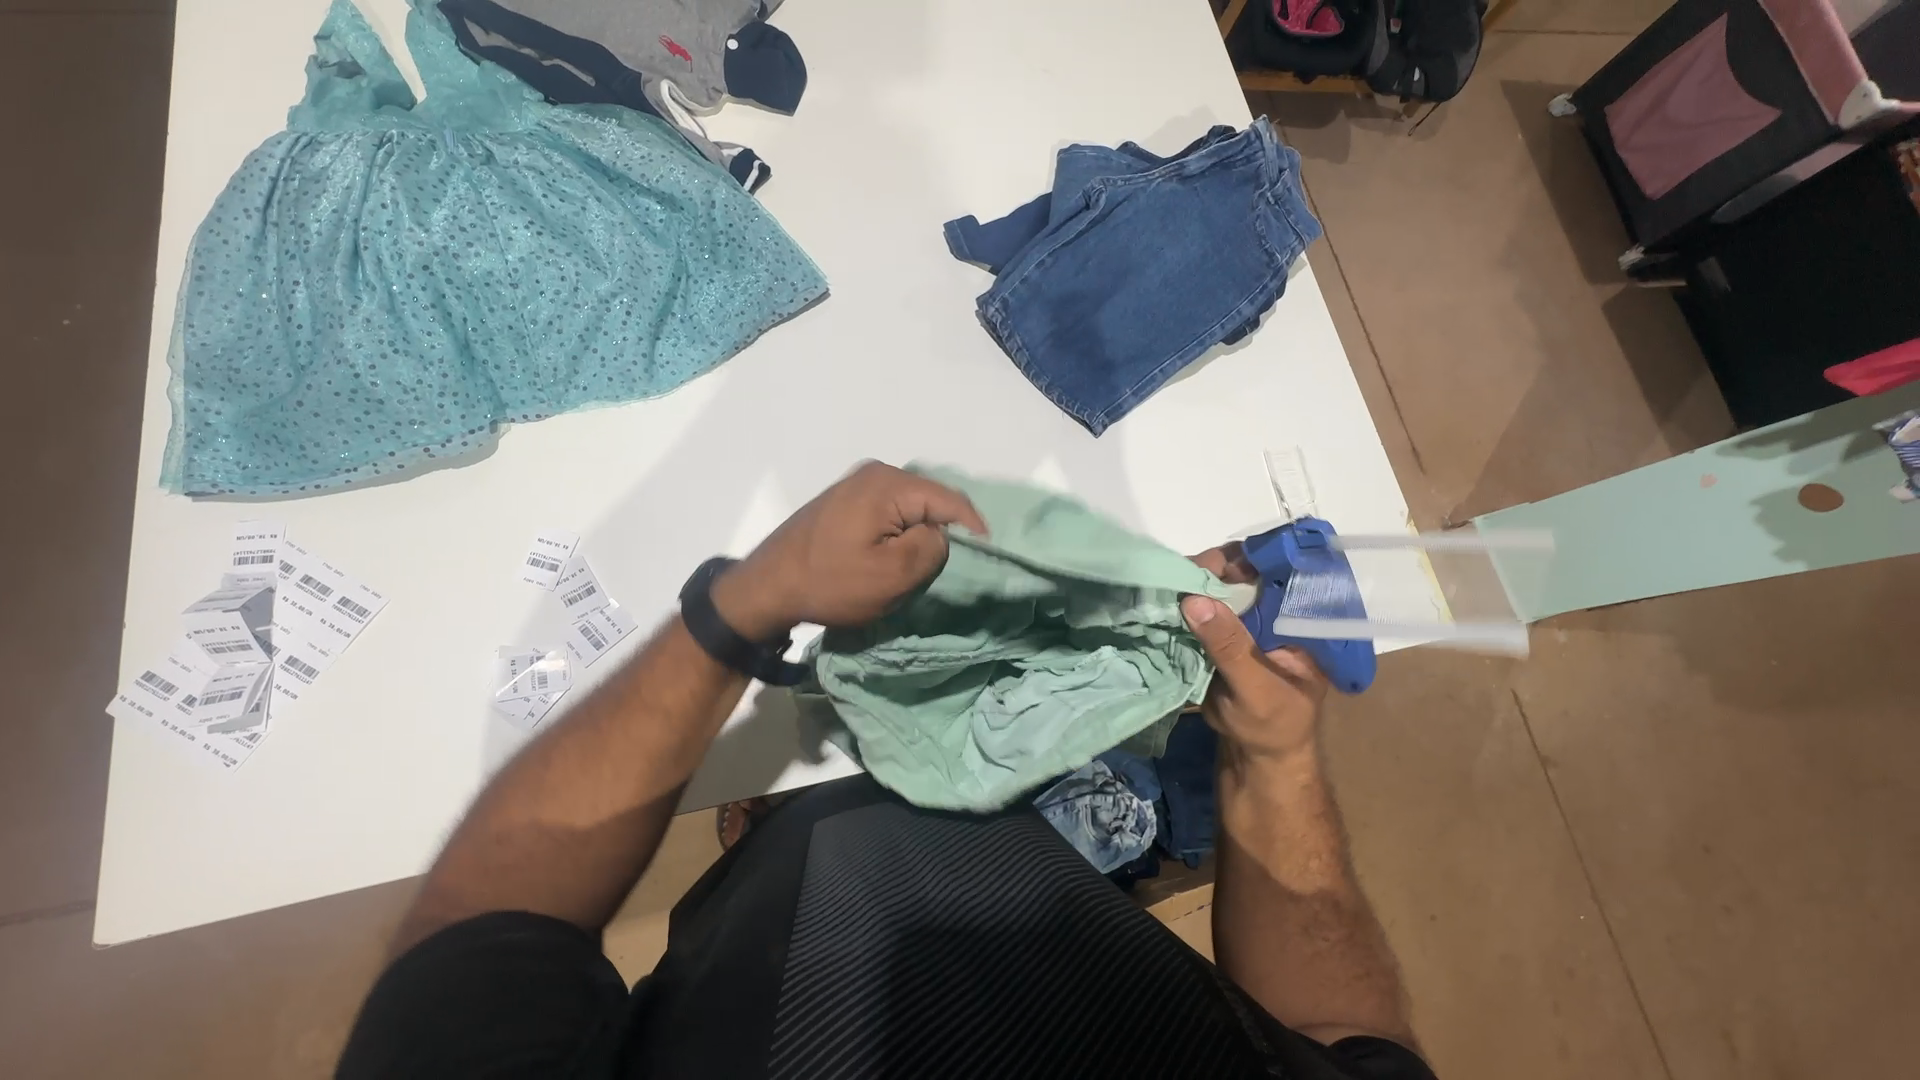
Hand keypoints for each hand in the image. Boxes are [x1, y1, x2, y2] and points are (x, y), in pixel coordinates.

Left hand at [710, 461, 987, 640]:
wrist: (766, 588)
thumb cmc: (830, 582)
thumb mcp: (892, 575)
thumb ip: (932, 548)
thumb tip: (943, 535)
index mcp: (889, 484)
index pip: (952, 500)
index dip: (976, 530)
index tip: (991, 559)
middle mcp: (876, 473)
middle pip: (932, 500)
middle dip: (948, 531)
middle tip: (959, 565)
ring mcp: (858, 485)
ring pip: (912, 507)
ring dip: (923, 533)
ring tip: (931, 564)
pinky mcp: (847, 501)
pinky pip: (891, 512)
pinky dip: (903, 532)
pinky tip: (900, 554)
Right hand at [1185, 543, 1329, 761]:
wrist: (1255, 756)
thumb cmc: (1272, 726)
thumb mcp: (1255, 689)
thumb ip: (1230, 646)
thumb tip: (1194, 598)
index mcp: (1299, 618)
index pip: (1279, 569)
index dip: (1247, 558)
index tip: (1210, 564)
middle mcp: (1274, 610)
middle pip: (1244, 570)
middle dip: (1211, 567)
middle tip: (1180, 574)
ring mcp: (1245, 618)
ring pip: (1218, 585)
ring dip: (1192, 582)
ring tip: (1166, 584)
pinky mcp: (1219, 630)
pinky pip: (1200, 606)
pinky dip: (1181, 601)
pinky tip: (1162, 598)